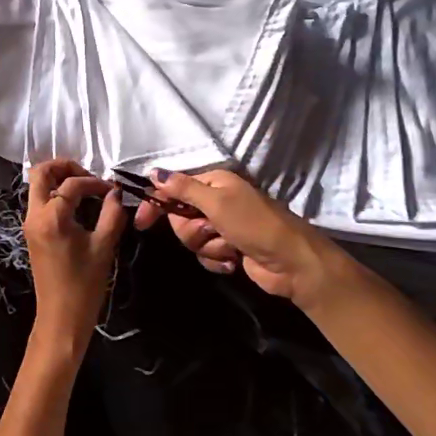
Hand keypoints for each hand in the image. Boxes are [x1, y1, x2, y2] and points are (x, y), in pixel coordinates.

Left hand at [22, 160, 126, 357]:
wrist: (60, 318)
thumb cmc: (84, 285)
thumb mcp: (104, 247)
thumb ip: (111, 214)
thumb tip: (116, 192)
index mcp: (51, 217)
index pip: (71, 184)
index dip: (94, 182)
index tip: (112, 190)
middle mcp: (34, 215)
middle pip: (40, 173)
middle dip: (65, 167)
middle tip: (89, 177)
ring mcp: (30, 223)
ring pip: (38, 186)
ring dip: (60, 180)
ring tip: (87, 191)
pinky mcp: (32, 232)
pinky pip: (40, 202)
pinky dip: (56, 195)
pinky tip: (78, 206)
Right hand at [133, 168, 341, 306]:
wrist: (293, 263)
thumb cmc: (255, 225)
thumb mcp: (217, 202)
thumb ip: (183, 188)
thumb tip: (154, 172)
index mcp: (214, 183)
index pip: (172, 188)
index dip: (155, 204)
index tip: (141, 221)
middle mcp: (216, 202)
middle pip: (179, 217)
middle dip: (192, 229)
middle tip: (212, 230)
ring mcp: (222, 227)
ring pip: (191, 239)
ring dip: (208, 246)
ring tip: (230, 247)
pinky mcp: (228, 250)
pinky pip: (205, 256)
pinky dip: (218, 260)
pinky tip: (235, 261)